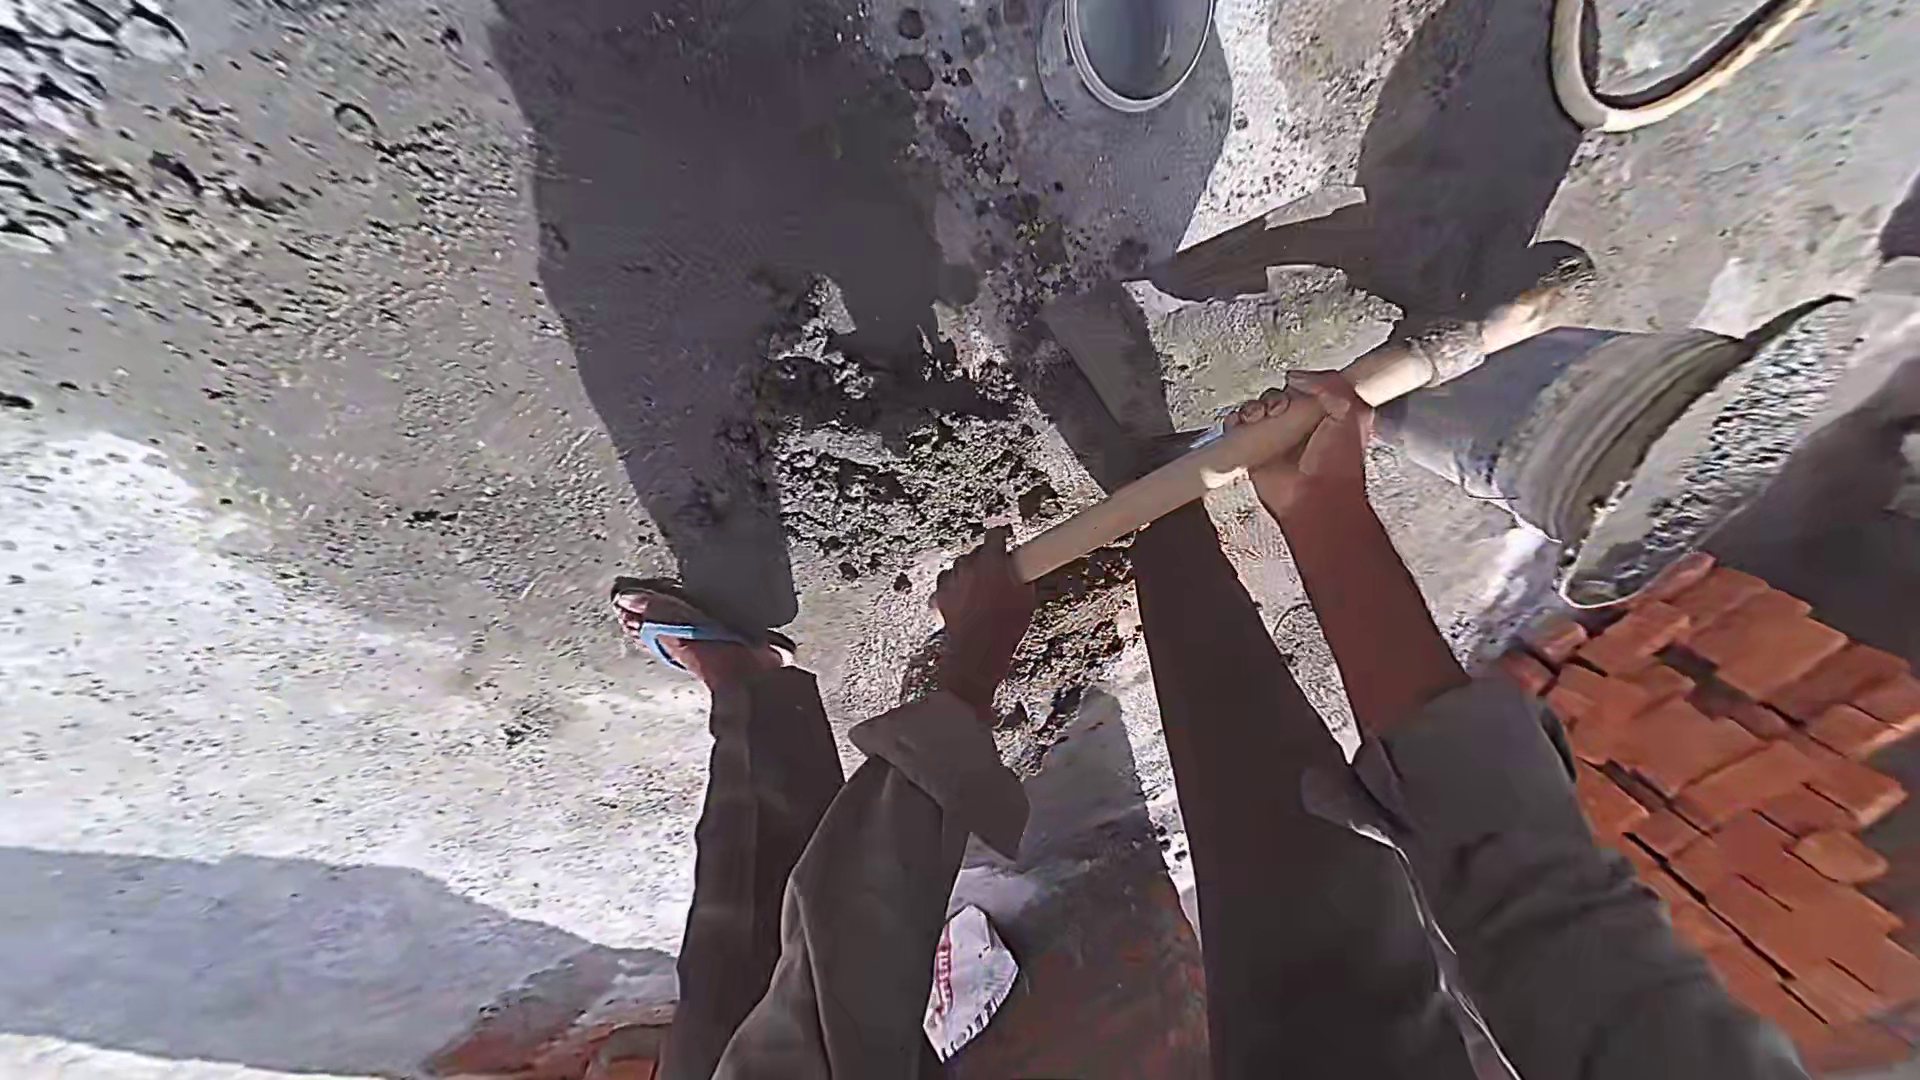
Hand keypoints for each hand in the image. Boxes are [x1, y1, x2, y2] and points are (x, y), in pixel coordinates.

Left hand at [933, 526, 1035, 713]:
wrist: (978, 650)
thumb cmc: (1003, 627)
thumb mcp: (1026, 599)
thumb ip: (1022, 578)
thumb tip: (1024, 572)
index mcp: (992, 561)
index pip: (995, 534)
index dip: (1001, 536)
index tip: (1004, 538)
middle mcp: (968, 565)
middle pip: (975, 552)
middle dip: (985, 560)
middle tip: (995, 574)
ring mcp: (951, 580)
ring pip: (959, 566)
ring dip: (968, 573)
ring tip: (979, 590)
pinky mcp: (940, 595)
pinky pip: (945, 582)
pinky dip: (953, 586)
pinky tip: (962, 598)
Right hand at [1226, 369, 1374, 520]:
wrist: (1315, 496)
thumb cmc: (1339, 463)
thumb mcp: (1352, 412)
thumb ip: (1331, 385)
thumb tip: (1295, 377)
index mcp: (1325, 414)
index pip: (1304, 388)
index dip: (1298, 384)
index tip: (1297, 389)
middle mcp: (1297, 426)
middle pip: (1275, 397)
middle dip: (1272, 398)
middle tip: (1278, 409)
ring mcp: (1273, 439)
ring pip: (1254, 411)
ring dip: (1252, 409)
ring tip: (1259, 417)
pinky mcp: (1253, 453)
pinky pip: (1236, 431)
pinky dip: (1233, 423)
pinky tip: (1240, 424)